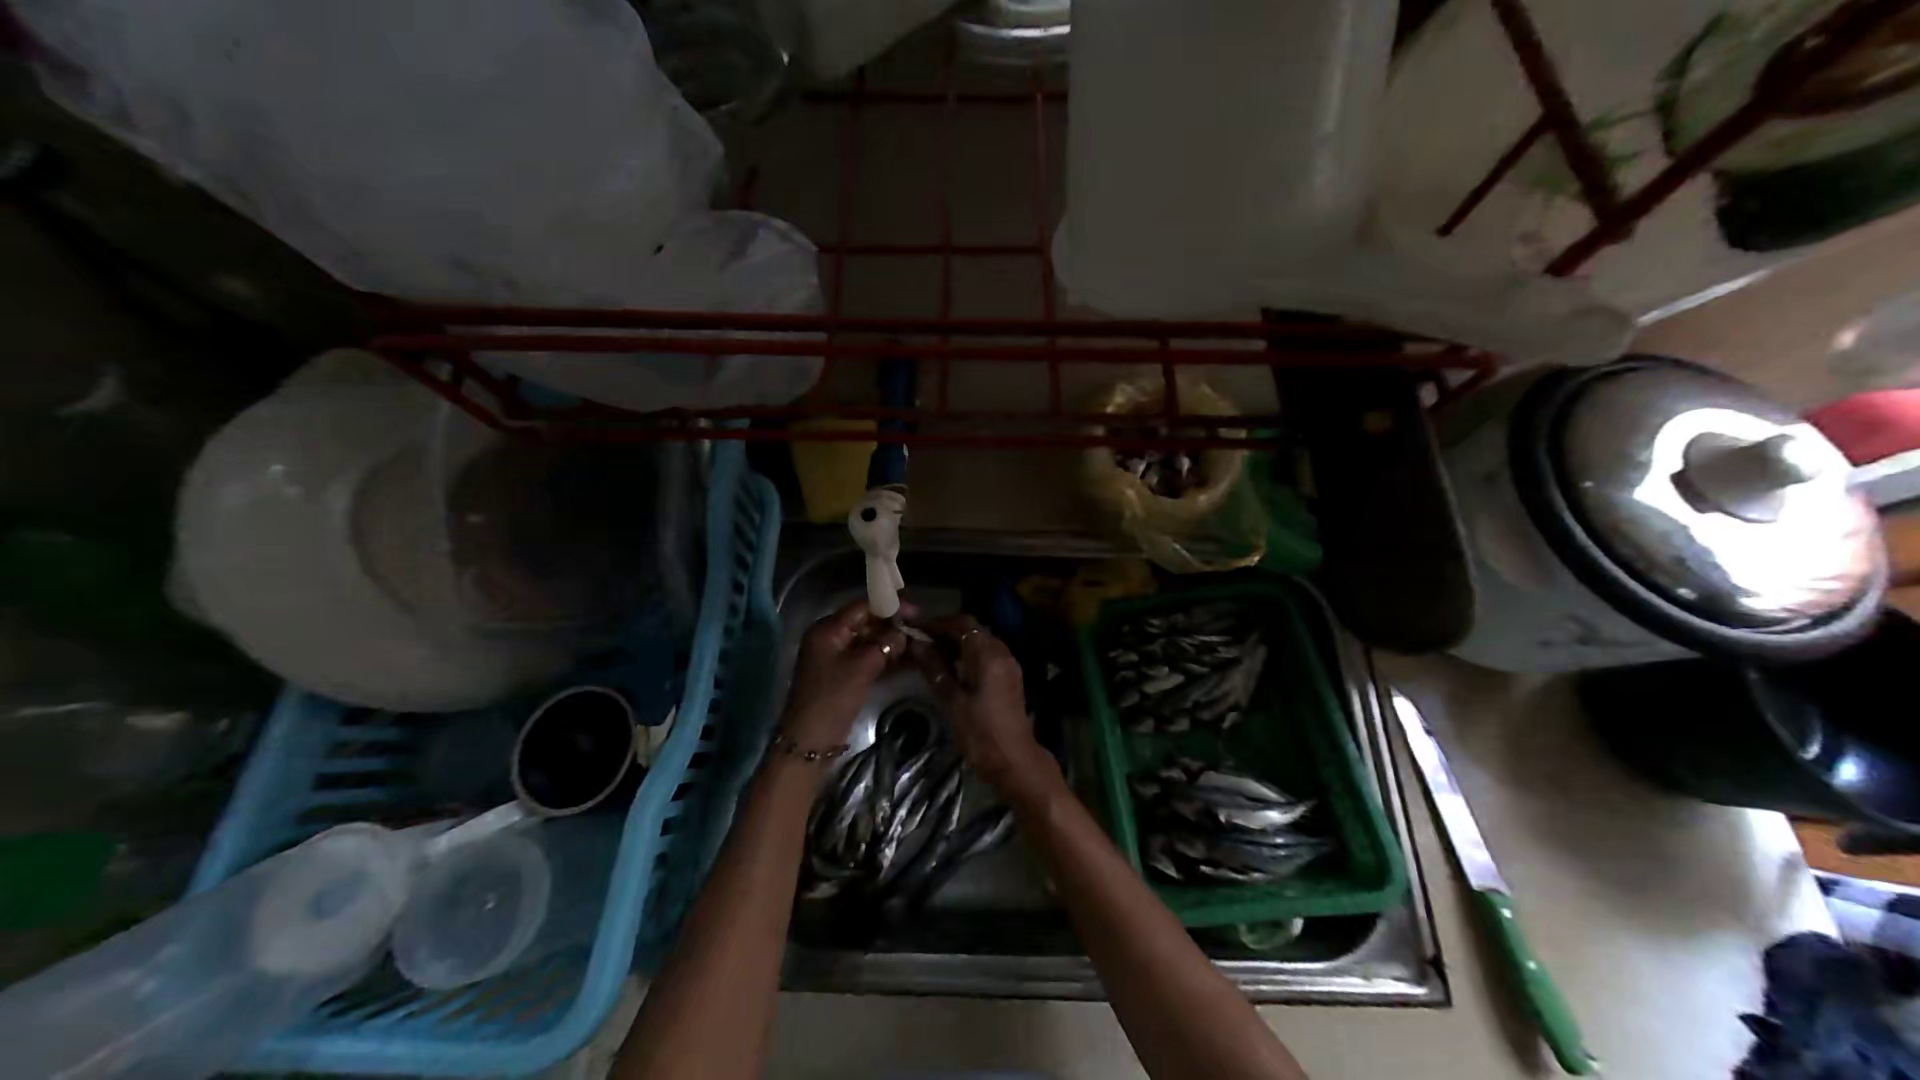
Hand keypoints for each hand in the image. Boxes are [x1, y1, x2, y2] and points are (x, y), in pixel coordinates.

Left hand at [781, 599, 905, 748]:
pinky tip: (909, 661)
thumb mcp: (861, 667)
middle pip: (866, 623)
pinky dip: (886, 659)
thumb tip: (903, 632)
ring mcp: (836, 658)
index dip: (889, 606)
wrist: (812, 740)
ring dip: (892, 643)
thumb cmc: (833, 697)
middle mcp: (830, 638)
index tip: (915, 611)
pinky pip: (868, 659)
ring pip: (869, 642)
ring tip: (920, 644)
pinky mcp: (844, 675)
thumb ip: (884, 645)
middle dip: (892, 626)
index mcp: (827, 630)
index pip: (861, 607)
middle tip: (920, 628)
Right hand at [910, 615, 1055, 795]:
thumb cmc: (980, 732)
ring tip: (930, 654)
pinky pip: (987, 656)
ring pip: (980, 643)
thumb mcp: (952, 700)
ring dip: (956, 644)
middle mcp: (1002, 652)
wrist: (1014, 761)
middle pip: (973, 630)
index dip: (938, 622)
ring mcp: (1008, 665)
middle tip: (920, 641)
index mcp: (989, 654)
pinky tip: (950, 668)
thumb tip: (917, 644)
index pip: (962, 623)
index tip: (915, 628)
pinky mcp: (1009, 678)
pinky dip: (968, 656)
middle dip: (946, 632)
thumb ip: (935, 668)